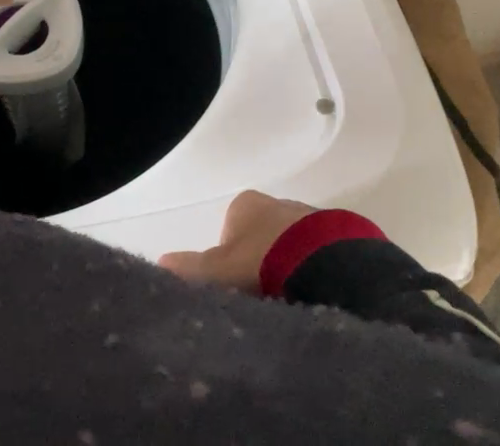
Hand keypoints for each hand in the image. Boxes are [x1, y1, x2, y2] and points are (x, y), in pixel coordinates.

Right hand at [157, 190, 315, 292]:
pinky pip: (320, 252)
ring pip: (292, 244)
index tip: (237, 285)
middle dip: (262, 260)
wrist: (326, 265)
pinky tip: (316, 291)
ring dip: (290, 264)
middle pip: (262, 235)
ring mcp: (310, 216)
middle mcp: (277, 202)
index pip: (230, 229)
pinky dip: (315, 268)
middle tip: (263, 294)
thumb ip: (190, 267)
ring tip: (292, 297)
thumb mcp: (218, 270)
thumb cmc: (263, 262)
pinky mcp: (339, 233)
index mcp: (245, 204)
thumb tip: (160, 263)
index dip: (229, 259)